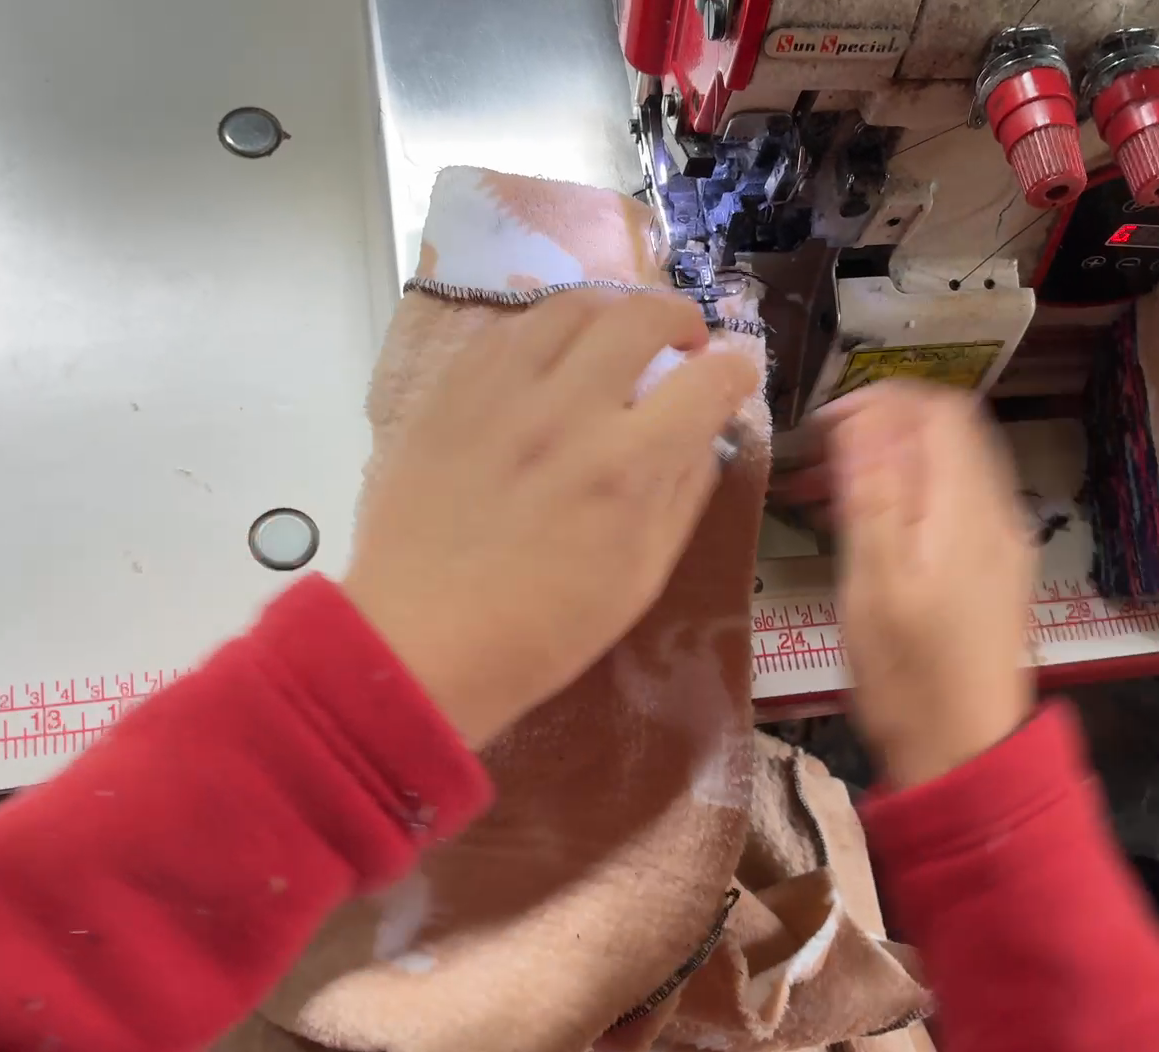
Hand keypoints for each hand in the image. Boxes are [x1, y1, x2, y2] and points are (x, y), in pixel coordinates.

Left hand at [342, 291, 758, 747]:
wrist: (422, 640)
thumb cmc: (543, 630)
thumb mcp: (641, 578)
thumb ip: (682, 495)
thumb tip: (704, 436)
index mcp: (628, 467)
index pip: (707, 381)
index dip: (736, 369)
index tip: (735, 374)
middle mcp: (570, 409)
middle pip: (641, 316)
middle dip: (680, 314)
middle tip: (684, 337)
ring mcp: (503, 392)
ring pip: (571, 304)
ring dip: (614, 308)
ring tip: (619, 334)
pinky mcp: (452, 391)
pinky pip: (509, 328)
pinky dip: (548, 328)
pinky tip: (552, 356)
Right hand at [825, 382, 1034, 788]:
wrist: (965, 752)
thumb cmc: (908, 674)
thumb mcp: (874, 582)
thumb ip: (872, 496)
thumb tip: (862, 422)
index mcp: (965, 509)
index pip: (937, 410)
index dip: (879, 399)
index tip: (821, 425)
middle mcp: (994, 513)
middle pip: (943, 434)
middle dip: (876, 430)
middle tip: (814, 461)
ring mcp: (998, 543)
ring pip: (943, 469)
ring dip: (886, 464)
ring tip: (823, 493)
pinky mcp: (990, 570)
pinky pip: (948, 505)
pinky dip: (904, 496)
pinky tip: (864, 528)